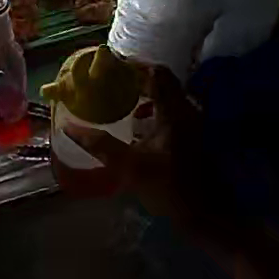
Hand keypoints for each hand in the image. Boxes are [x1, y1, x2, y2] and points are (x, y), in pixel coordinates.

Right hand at [63, 68, 247, 258]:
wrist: (208, 214)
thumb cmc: (170, 188)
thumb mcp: (131, 167)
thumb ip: (101, 145)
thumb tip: (71, 128)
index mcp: (175, 110)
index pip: (155, 72)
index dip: (131, 64)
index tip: (107, 65)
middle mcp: (187, 108)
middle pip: (161, 79)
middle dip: (134, 77)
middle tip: (107, 80)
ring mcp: (193, 120)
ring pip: (166, 93)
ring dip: (143, 91)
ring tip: (116, 96)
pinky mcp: (193, 132)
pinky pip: (170, 107)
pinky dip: (152, 105)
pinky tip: (134, 120)